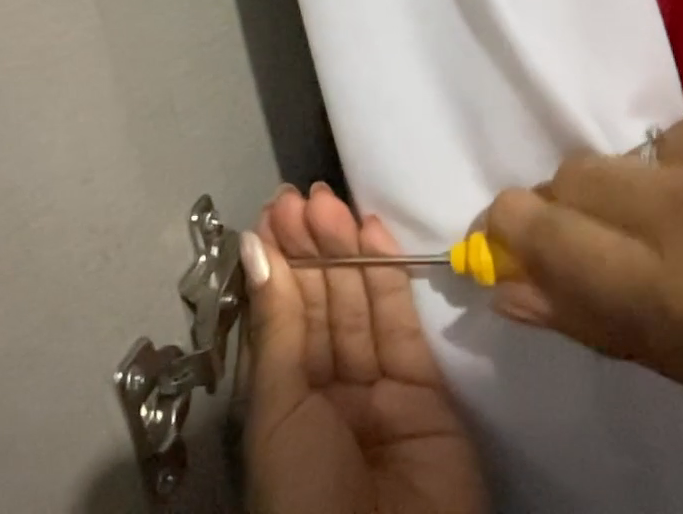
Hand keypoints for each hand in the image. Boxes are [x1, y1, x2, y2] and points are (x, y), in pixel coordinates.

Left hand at [242, 184, 487, 513]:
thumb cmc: (306, 492)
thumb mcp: (278, 407)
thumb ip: (277, 324)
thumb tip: (255, 249)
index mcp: (284, 397)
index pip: (283, 315)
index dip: (280, 262)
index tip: (272, 211)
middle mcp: (328, 387)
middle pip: (322, 304)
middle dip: (311, 249)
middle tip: (301, 197)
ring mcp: (378, 387)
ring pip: (359, 307)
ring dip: (345, 252)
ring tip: (328, 202)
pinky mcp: (426, 391)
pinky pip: (401, 326)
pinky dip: (388, 277)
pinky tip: (372, 232)